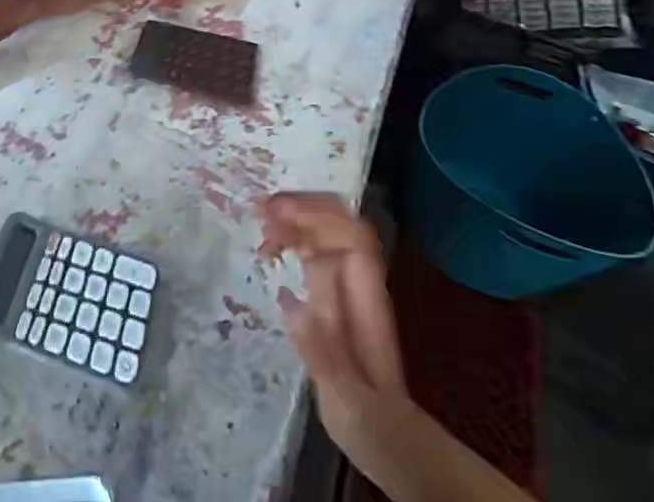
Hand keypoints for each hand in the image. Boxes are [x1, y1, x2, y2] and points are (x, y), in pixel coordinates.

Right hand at [260, 193, 408, 471]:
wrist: (395, 446)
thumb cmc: (373, 428)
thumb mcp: (347, 401)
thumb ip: (321, 352)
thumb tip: (287, 300)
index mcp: (366, 303)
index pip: (351, 238)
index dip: (315, 215)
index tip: (274, 212)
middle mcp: (359, 286)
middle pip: (339, 225)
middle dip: (301, 208)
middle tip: (258, 211)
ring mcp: (347, 290)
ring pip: (325, 235)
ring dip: (293, 221)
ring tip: (260, 228)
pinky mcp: (333, 300)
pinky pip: (314, 254)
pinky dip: (292, 242)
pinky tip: (269, 251)